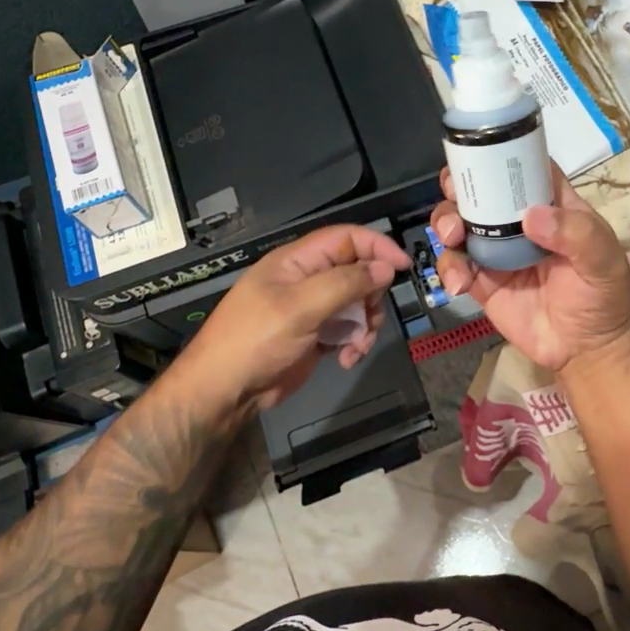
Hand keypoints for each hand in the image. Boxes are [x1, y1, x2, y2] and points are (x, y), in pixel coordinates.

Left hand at [166, 225, 409, 412]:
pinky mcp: (316, 335)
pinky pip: (348, 330)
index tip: (403, 266)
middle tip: (368, 317)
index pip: (346, 238)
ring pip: (357, 304)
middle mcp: (306, 280)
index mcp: (296, 261)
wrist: (226, 391)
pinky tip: (346, 359)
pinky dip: (354, 343)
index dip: (376, 246)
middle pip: (357, 272)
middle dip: (371, 296)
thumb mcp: (300, 307)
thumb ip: (345, 283)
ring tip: (356, 346)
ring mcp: (312, 309)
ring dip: (365, 325)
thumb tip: (386, 268)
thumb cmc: (255, 341)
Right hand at [432, 162, 629, 373]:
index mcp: (552, 206)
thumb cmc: (603, 297)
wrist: (587, 351)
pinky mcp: (482, 283)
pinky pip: (456, 266)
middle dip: (459, 187)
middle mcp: (519, 223)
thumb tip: (531, 216)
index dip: (500, 155)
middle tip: (454, 195)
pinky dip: (450, 268)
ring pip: (460, 224)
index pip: (524, 169)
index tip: (478, 152)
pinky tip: (460, 283)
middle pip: (481, 192)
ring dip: (446, 223)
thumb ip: (575, 234)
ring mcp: (497, 252)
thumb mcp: (602, 260)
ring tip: (452, 237)